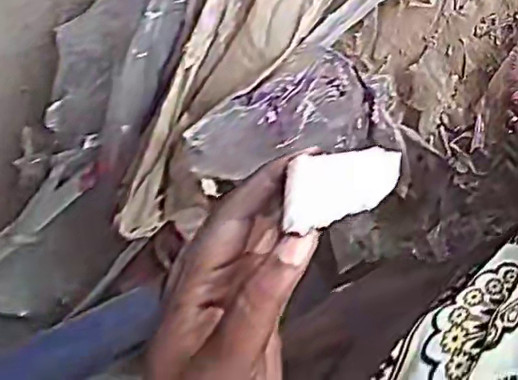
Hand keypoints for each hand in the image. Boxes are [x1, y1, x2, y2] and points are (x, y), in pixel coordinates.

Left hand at [145, 154, 319, 379]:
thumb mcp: (230, 359)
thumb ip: (263, 296)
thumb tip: (304, 232)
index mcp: (190, 285)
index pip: (229, 216)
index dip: (266, 181)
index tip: (305, 157)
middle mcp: (209, 280)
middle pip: (247, 218)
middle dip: (283, 186)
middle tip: (324, 162)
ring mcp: (232, 294)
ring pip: (265, 234)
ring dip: (294, 205)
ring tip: (327, 179)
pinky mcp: (255, 309)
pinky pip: (278, 258)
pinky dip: (299, 234)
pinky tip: (318, 220)